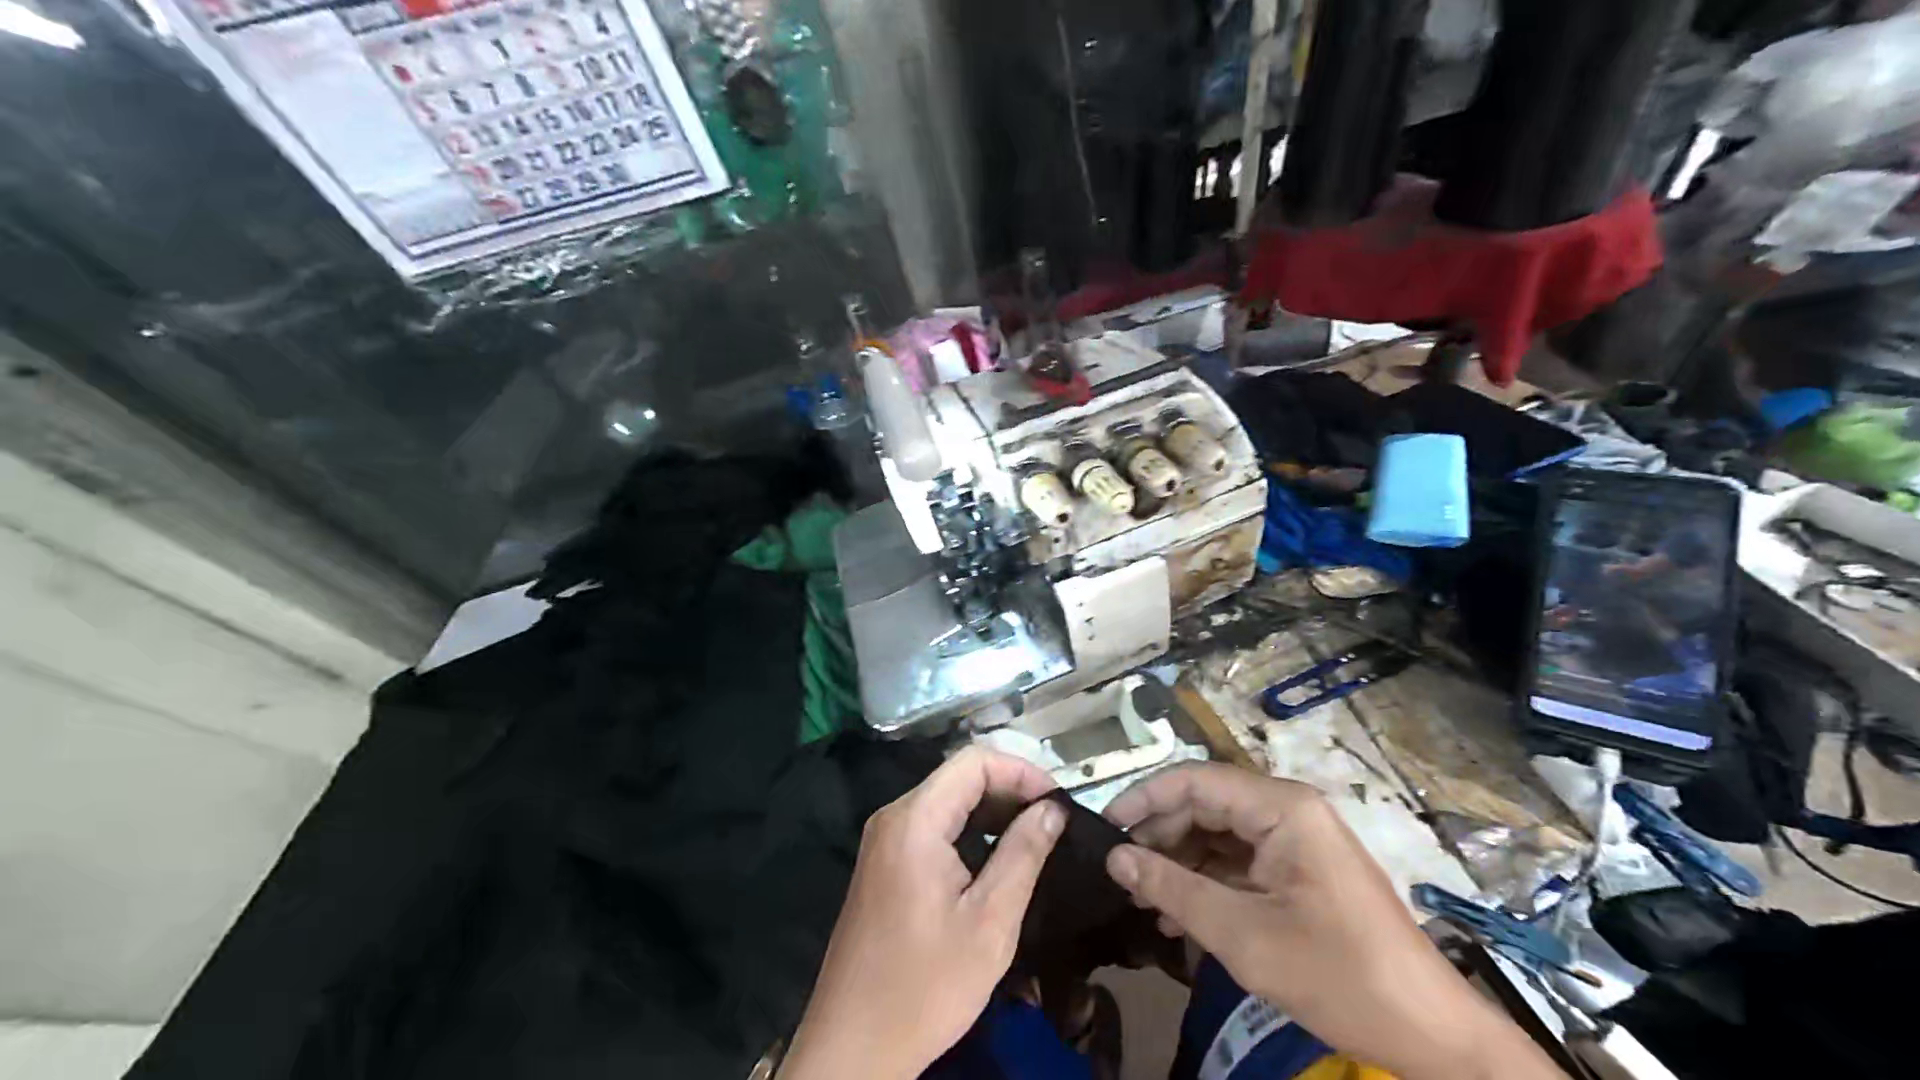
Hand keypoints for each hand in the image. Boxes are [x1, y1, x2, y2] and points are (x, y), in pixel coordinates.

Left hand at [781, 747, 1066, 1079]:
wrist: (853, 1045)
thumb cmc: (925, 987)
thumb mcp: (989, 923)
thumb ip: (1023, 855)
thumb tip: (1053, 810)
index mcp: (914, 820)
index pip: (974, 762)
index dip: (1022, 771)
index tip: (1060, 801)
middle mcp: (894, 816)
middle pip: (959, 776)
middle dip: (1011, 789)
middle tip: (1055, 821)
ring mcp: (885, 838)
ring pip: (947, 799)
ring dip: (993, 809)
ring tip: (1037, 836)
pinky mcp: (885, 861)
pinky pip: (933, 824)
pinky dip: (970, 829)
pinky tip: (999, 855)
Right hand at [1104, 763, 1564, 1079]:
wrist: (1430, 1035)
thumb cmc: (1336, 974)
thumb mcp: (1241, 933)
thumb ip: (1172, 887)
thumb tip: (1114, 857)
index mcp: (1282, 807)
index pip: (1195, 780)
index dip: (1144, 798)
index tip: (1106, 828)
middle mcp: (1288, 810)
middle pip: (1205, 805)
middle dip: (1160, 837)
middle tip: (1123, 874)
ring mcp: (1296, 840)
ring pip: (1218, 834)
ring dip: (1179, 863)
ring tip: (1143, 900)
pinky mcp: (1300, 869)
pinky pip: (1239, 860)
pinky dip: (1206, 882)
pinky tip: (1177, 914)